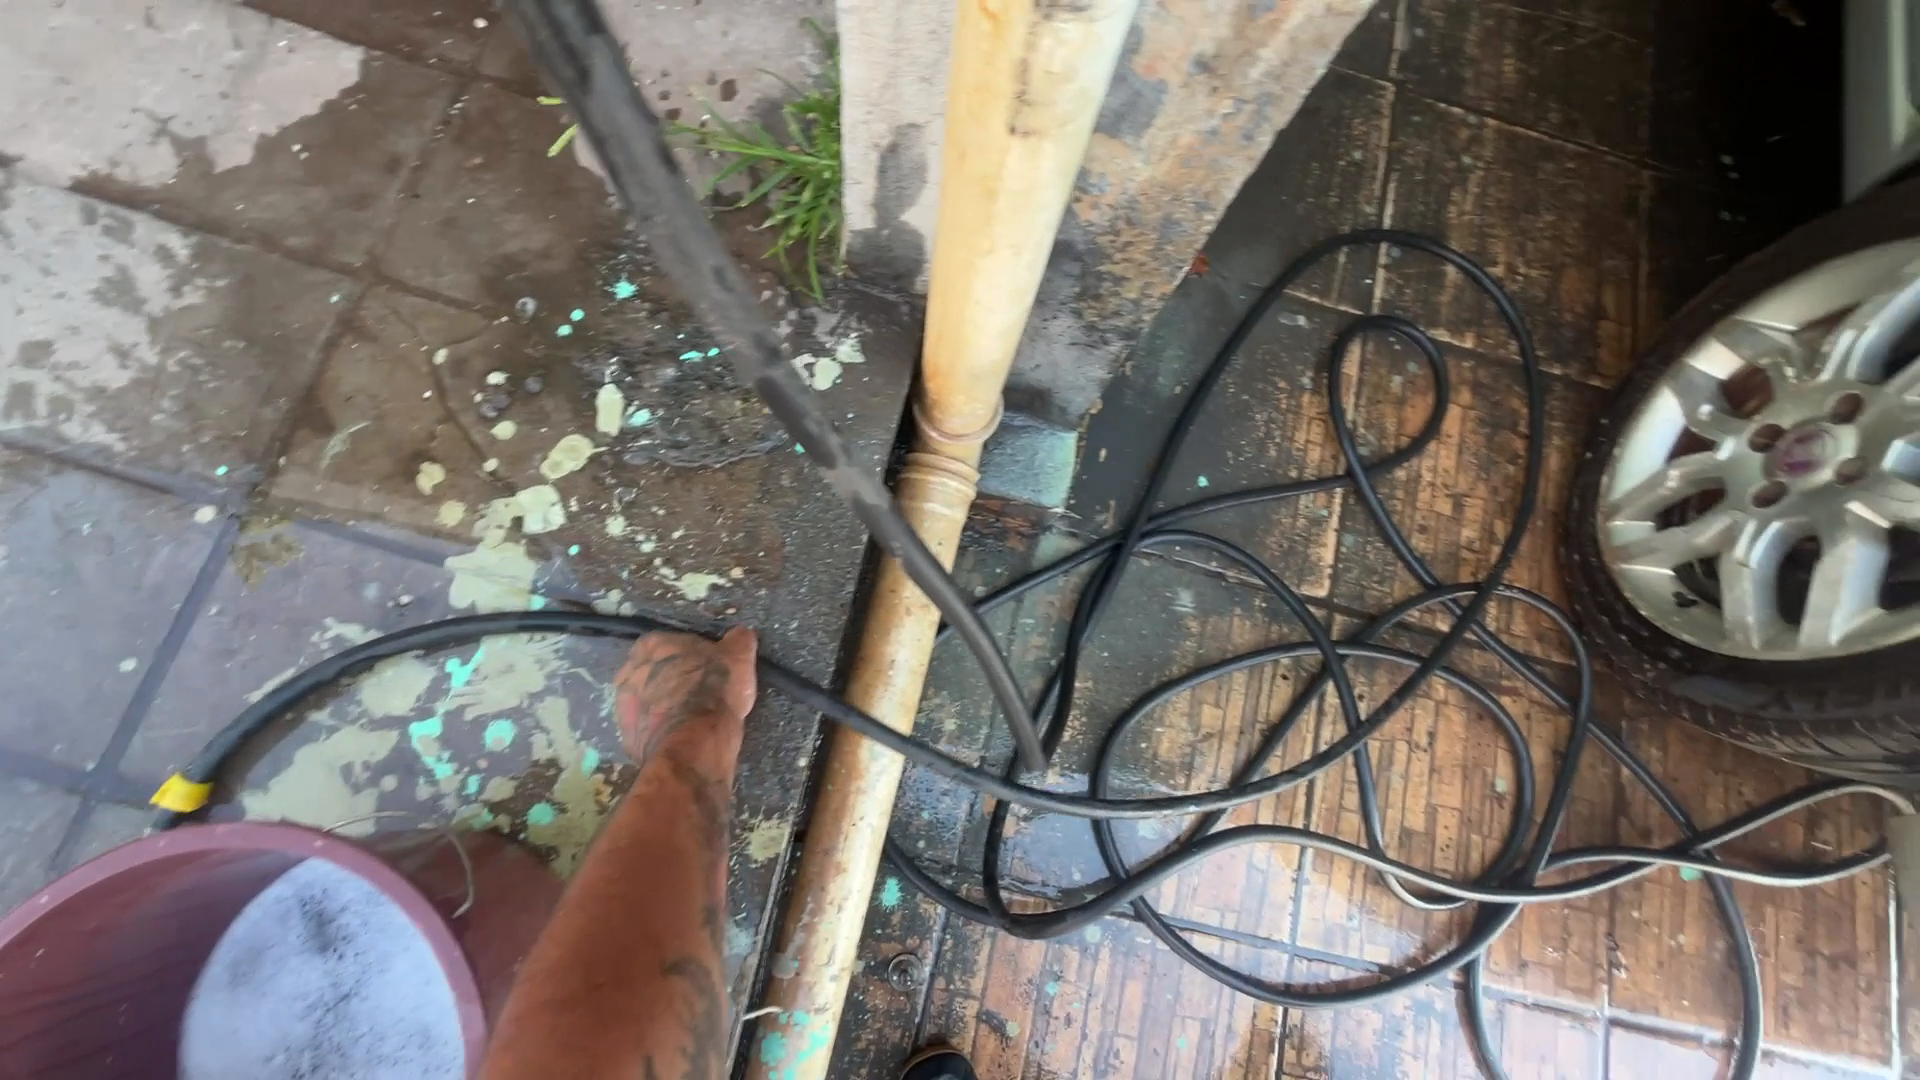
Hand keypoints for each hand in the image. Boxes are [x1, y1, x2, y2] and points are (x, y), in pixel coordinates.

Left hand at [615, 627, 757, 764]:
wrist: (694, 742)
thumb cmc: (715, 689)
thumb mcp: (739, 655)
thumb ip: (738, 639)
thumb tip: (740, 634)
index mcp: (651, 644)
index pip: (672, 644)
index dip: (693, 657)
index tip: (709, 669)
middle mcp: (628, 670)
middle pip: (656, 671)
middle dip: (673, 680)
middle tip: (701, 693)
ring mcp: (622, 705)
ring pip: (649, 700)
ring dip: (665, 705)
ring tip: (692, 718)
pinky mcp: (625, 735)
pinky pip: (647, 727)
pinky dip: (661, 730)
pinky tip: (681, 735)